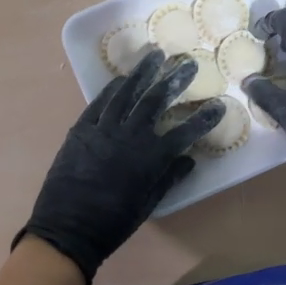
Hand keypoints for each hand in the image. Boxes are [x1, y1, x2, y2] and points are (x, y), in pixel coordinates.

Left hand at [16, 49, 223, 284]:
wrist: (66, 229)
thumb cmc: (112, 223)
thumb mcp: (148, 205)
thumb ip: (168, 178)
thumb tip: (188, 160)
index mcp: (151, 158)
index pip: (185, 132)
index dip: (203, 118)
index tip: (219, 105)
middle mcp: (130, 136)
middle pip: (155, 100)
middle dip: (174, 80)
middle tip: (188, 64)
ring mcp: (103, 129)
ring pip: (126, 93)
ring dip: (143, 72)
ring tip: (155, 55)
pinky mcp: (81, 129)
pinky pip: (99, 102)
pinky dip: (112, 88)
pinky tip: (122, 79)